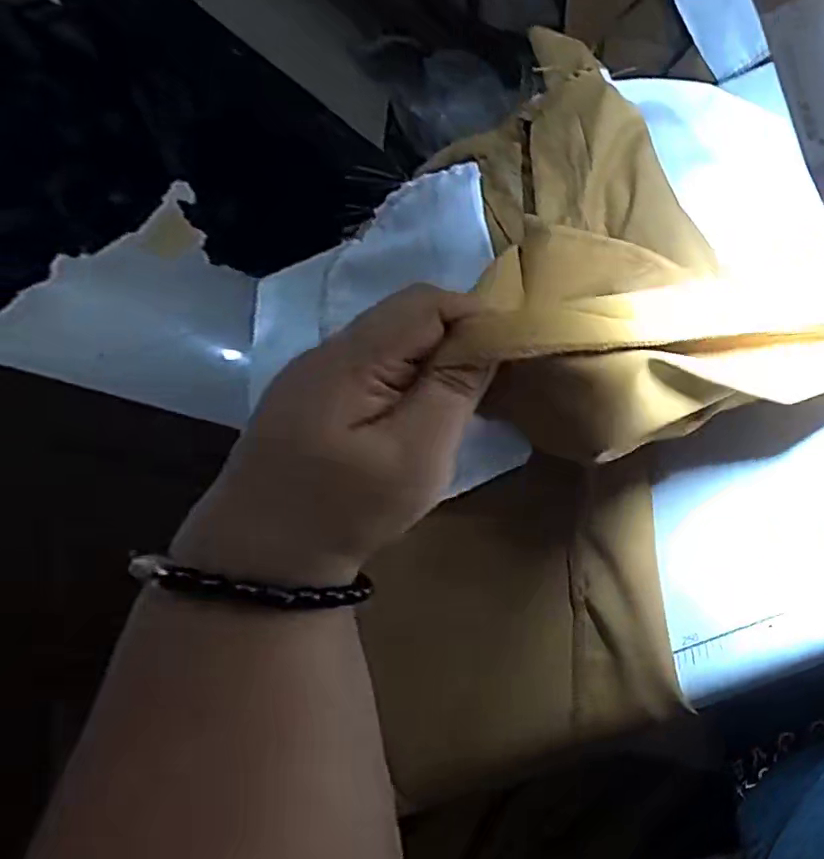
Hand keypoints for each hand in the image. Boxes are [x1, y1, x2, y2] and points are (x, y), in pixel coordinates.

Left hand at [171, 285, 493, 586]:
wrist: (267, 554)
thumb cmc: (350, 504)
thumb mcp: (417, 451)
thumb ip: (452, 388)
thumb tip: (487, 338)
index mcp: (352, 360)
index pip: (425, 304)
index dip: (480, 316)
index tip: (522, 351)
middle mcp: (333, 353)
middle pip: (411, 314)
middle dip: (469, 332)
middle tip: (514, 373)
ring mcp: (325, 374)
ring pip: (400, 338)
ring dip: (450, 354)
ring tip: (490, 389)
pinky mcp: (327, 397)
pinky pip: (388, 363)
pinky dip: (428, 372)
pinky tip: (448, 404)